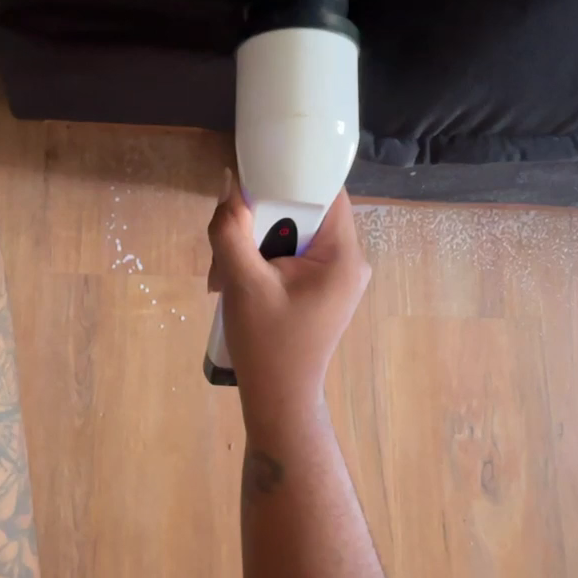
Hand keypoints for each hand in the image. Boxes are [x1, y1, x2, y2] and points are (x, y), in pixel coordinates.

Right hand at [207, 176, 371, 422]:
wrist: (278, 400)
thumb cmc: (267, 344)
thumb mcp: (242, 281)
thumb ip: (231, 229)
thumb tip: (229, 183)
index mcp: (342, 255)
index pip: (325, 190)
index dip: (289, 177)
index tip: (254, 180)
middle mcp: (348, 260)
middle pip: (303, 211)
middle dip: (261, 221)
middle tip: (230, 244)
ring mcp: (336, 276)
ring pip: (292, 233)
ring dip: (255, 243)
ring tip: (229, 272)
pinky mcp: (321, 288)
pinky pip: (291, 254)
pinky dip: (263, 260)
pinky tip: (240, 282)